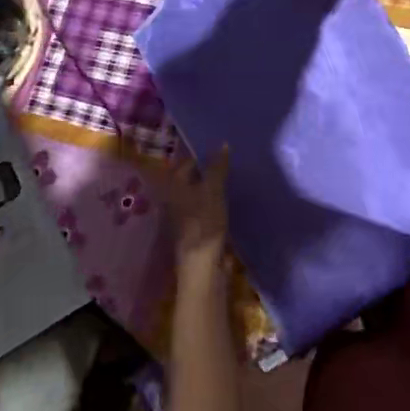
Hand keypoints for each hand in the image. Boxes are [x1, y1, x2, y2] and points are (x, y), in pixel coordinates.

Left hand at [162, 146, 230, 270]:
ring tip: (235, 179)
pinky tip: (232, 201)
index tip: (223, 151)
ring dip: (214, 188)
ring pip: (200, 194)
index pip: (187, 162)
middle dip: (210, 171)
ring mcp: (184, 215)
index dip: (204, 155)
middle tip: (232, 163)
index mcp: (173, 186)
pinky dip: (216, 203)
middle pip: (193, 178)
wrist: (203, 266)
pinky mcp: (195, 230)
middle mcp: (174, 198)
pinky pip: (206, 208)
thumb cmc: (204, 222)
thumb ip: (217, 167)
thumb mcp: (213, 190)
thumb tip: (223, 144)